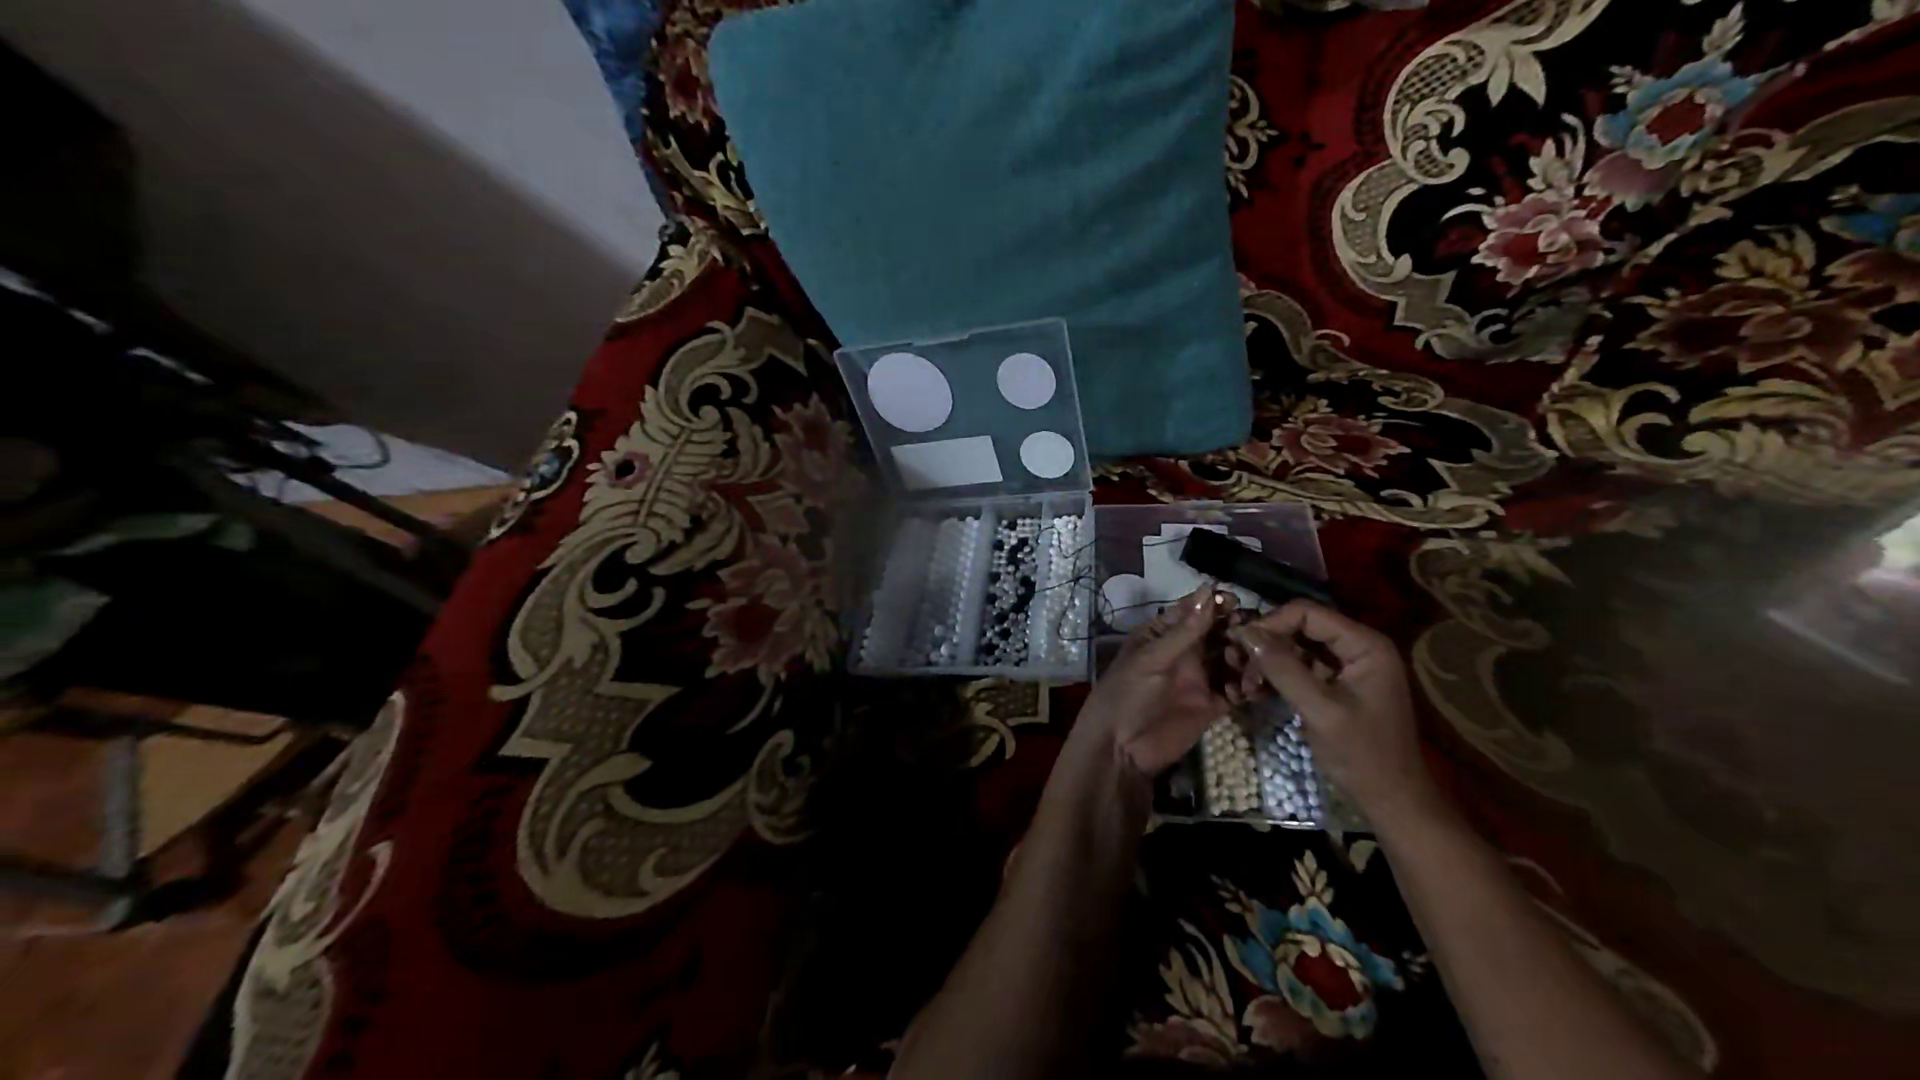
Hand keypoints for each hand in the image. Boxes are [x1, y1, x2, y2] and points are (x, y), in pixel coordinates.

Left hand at [1074, 587, 1235, 774]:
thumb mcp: (1152, 659)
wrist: (1121, 749)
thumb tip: (1208, 591)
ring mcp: (1201, 677)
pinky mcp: (1213, 704)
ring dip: (1247, 658)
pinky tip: (1253, 689)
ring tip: (1252, 665)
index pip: (1196, 611)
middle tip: (1254, 636)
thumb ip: (1184, 630)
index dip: (1216, 604)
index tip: (1236, 603)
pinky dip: (1249, 686)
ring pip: (1234, 659)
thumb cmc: (1127, 695)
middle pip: (1221, 632)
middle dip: (1239, 630)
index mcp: (1165, 634)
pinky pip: (1238, 689)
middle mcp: (1187, 651)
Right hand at [1231, 601, 1441, 824]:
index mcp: (1364, 645)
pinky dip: (1276, 677)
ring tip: (1244, 685)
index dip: (1270, 624)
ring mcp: (1347, 665)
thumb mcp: (1320, 709)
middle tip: (1237, 668)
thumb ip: (1284, 668)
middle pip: (1298, 627)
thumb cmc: (1362, 753)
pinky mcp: (1335, 683)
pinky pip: (1299, 667)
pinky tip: (1255, 692)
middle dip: (1265, 645)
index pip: (1307, 613)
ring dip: (1266, 662)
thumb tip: (1245, 633)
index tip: (1240, 646)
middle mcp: (1357, 646)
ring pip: (1294, 647)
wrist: (1390, 798)